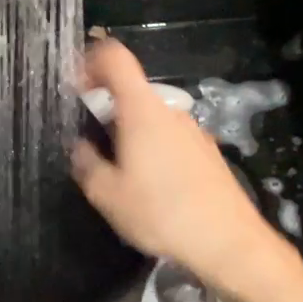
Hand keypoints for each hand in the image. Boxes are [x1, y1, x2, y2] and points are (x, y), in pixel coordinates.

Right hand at [71, 40, 283, 290]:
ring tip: (123, 181)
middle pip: (132, 95)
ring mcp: (193, 132)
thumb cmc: (161, 213)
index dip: (90, 62)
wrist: (228, 242)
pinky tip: (154, 194)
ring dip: (131, 140)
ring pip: (152, 123)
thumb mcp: (107, 195)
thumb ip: (86, 164)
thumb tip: (80, 147)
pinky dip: (154, 156)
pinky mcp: (208, 154)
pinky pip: (171, 143)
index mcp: (142, 111)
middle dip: (107, 116)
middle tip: (93, 153)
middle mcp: (170, 112)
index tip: (74, 88)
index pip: (115, 59)